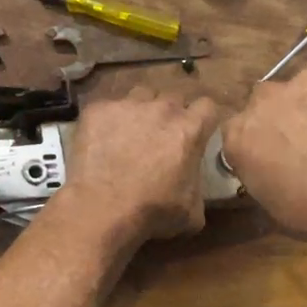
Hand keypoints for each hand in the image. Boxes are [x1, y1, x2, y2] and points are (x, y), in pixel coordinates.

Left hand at [63, 86, 217, 241]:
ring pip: (142, 95)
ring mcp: (128, 105)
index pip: (208, 106)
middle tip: (164, 136)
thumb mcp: (193, 211)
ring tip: (134, 132)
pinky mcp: (98, 109)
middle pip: (174, 97)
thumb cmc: (154, 212)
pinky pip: (110, 106)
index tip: (199, 131)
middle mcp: (162, 109)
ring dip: (143, 109)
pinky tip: (105, 140)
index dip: (204, 118)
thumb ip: (199, 187)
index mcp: (190, 130)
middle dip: (173, 113)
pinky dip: (111, 120)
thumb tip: (194, 186)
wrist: (103, 209)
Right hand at [222, 69, 306, 241]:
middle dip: (280, 122)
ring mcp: (304, 82)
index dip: (256, 149)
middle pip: (266, 105)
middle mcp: (264, 101)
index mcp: (239, 136)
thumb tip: (270, 176)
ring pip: (302, 92)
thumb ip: (263, 182)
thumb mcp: (277, 211)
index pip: (237, 135)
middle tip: (305, 149)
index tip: (272, 163)